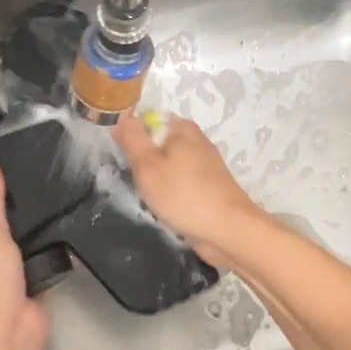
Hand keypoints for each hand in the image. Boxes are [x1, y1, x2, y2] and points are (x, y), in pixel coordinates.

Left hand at [0, 158, 49, 349]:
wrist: (13, 334)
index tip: (0, 172)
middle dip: (10, 214)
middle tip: (31, 179)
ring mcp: (3, 279)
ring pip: (16, 247)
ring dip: (30, 231)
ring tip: (49, 196)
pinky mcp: (28, 288)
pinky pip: (37, 261)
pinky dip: (47, 249)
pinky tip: (61, 226)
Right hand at [113, 112, 264, 266]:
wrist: (228, 230)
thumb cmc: (183, 195)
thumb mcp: (147, 165)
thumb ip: (132, 139)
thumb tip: (122, 119)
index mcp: (182, 128)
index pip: (147, 121)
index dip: (131, 139)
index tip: (125, 160)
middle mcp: (196, 140)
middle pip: (157, 145)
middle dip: (143, 164)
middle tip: (138, 182)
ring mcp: (205, 165)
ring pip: (167, 167)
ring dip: (156, 182)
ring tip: (153, 198)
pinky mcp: (209, 186)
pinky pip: (180, 184)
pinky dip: (171, 194)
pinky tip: (169, 208)